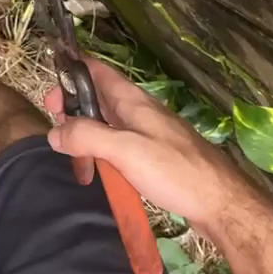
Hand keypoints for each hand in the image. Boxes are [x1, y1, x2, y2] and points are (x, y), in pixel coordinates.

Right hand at [46, 57, 263, 232]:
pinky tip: (102, 175)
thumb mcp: (124, 150)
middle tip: (59, 138)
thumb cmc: (174, 170)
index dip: (69, 74)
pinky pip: (118, 145)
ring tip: (80, 166)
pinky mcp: (153, 154)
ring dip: (86, 139)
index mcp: (131, 99)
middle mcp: (137, 110)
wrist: (222, 204)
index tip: (50, 98)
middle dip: (72, 113)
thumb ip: (86, 136)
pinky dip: (103, 155)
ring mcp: (146, 132)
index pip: (94, 69)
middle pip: (96, 98)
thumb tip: (53, 133)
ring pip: (106, 124)